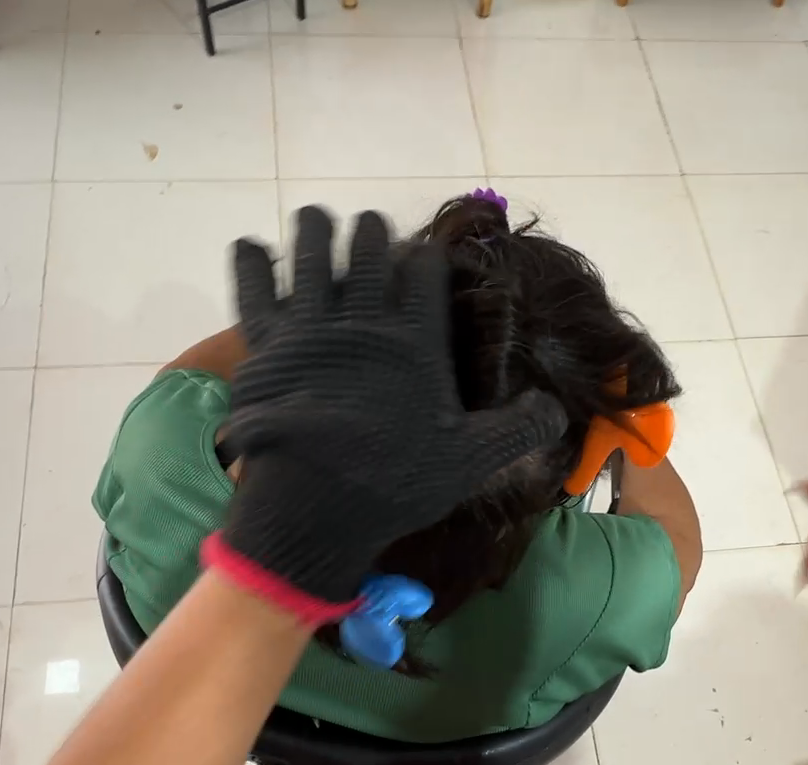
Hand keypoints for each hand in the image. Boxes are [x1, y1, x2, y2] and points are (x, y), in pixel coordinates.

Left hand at [211, 206, 565, 614]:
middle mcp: (364, 321)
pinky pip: (253, 290)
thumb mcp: (471, 461)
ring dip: (315, 230)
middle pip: (366, 251)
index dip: (425, 257)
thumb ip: (518, 429)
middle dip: (370, 233)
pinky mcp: (268, 346)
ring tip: (316, 217)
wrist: (317, 503)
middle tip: (369, 229)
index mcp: (415, 340)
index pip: (424, 274)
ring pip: (310, 255)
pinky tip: (250, 246)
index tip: (423, 255)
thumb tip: (558, 410)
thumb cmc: (396, 481)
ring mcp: (311, 329)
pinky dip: (250, 264)